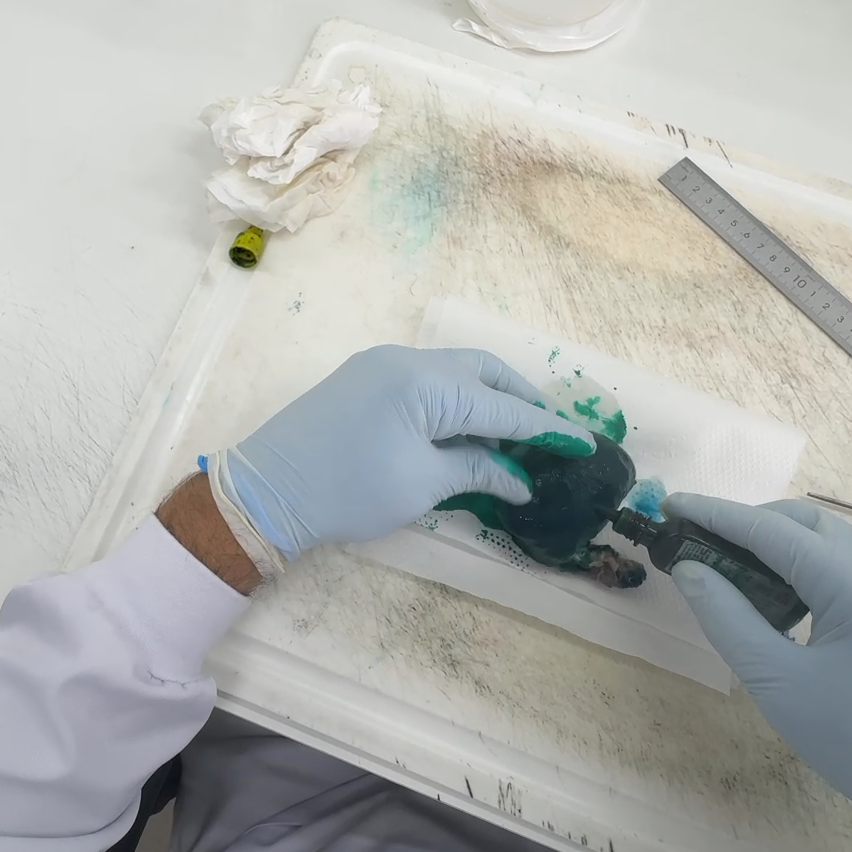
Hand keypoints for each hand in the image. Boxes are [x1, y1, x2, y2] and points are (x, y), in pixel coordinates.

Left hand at [215, 345, 593, 562]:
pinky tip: (466, 428)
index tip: (584, 442)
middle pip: (480, 372)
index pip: (501, 406)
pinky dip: (453, 400)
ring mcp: (381, 364)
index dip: (545, 428)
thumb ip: (478, 471)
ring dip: (485, 398)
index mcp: (425, 382)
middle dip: (519, 399)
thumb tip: (521, 479)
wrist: (266, 490)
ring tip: (512, 434)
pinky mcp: (364, 378)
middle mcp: (406, 360)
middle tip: (548, 432)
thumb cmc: (348, 492)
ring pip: (452, 372)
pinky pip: (425, 380)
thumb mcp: (422, 484)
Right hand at [664, 494, 851, 851]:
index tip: (670, 504)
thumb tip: (687, 568)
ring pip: (837, 540)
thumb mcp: (780, 687)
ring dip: (783, 544)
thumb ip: (726, 618)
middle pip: (808, 523)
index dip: (715, 513)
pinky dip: (818, 565)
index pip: (773, 531)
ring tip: (743, 577)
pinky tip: (798, 600)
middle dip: (748, 525)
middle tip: (703, 547)